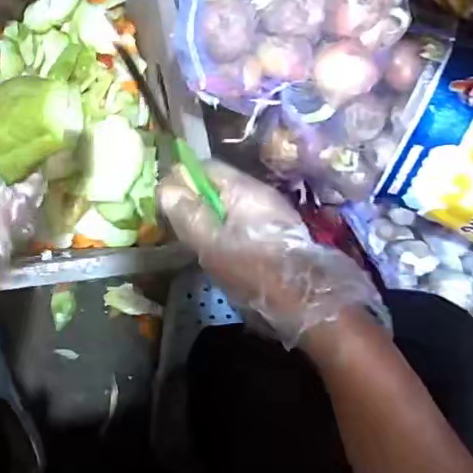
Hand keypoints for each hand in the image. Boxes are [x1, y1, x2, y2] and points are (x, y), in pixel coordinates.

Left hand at [0, 98, 42, 298]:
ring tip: (53, 123)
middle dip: (20, 133)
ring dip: (37, 151)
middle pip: (7, 150)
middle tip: (39, 107)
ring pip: (25, 168)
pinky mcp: (19, 212)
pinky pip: (35, 191)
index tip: (11, 97)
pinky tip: (54, 152)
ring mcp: (3, 195)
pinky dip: (44, 175)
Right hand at [158, 159, 383, 346]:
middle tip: (175, 225)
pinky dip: (224, 230)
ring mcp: (270, 214)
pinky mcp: (275, 234)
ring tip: (193, 241)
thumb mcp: (211, 243)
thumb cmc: (254, 270)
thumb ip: (187, 213)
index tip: (164, 203)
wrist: (307, 305)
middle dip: (193, 201)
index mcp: (244, 189)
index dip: (180, 180)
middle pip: (216, 186)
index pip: (204, 166)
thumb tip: (165, 188)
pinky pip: (240, 221)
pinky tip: (218, 252)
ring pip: (227, 206)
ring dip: (208, 218)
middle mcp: (259, 194)